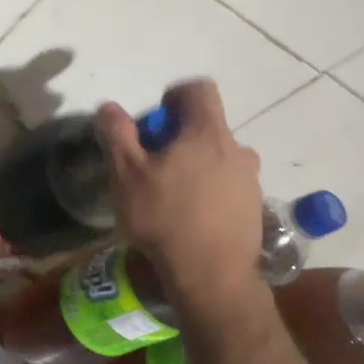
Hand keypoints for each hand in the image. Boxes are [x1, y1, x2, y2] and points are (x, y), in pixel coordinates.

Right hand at [95, 80, 265, 316]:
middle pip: (206, 128)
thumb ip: (116, 135)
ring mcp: (250, 179)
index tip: (153, 123)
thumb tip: (109, 107)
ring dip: (195, 168)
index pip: (198, 90)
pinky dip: (208, 194)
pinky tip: (189, 220)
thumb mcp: (125, 175)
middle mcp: (237, 148)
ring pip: (218, 159)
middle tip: (151, 168)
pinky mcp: (253, 207)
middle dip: (179, 140)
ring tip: (170, 199)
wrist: (210, 273)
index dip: (174, 97)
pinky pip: (228, 187)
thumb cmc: (163, 217)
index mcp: (206, 133)